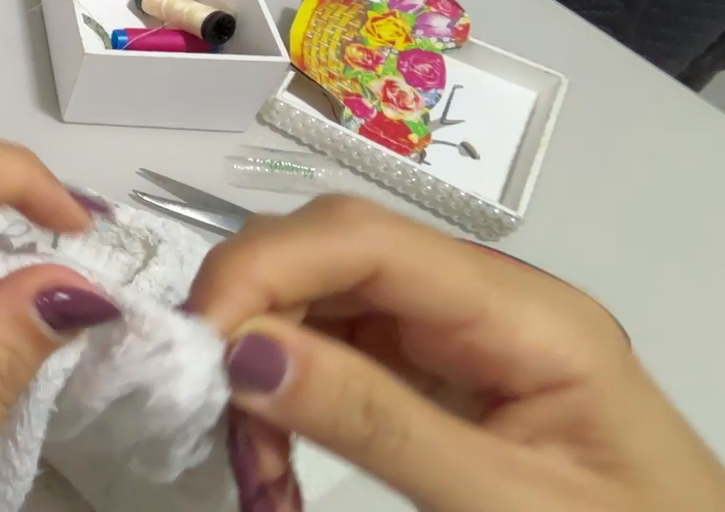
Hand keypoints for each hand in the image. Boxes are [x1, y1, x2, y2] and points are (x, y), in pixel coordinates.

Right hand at [188, 196, 724, 511]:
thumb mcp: (513, 511)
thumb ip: (377, 425)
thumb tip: (237, 352)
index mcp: (523, 313)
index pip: (360, 239)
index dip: (263, 267)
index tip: (201, 337)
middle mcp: (471, 293)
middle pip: (321, 247)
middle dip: (249, 304)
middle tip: (208, 385)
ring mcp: (439, 322)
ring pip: (304, 286)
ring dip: (252, 346)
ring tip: (241, 432)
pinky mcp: (411, 354)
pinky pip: (313, 332)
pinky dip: (271, 373)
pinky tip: (266, 426)